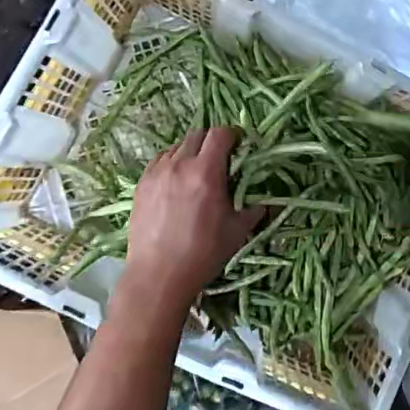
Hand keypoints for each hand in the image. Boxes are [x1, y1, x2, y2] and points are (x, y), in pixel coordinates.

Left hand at [123, 128, 263, 305]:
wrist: (159, 274)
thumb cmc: (203, 253)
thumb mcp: (237, 231)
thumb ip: (254, 210)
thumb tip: (268, 203)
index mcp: (206, 172)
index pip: (220, 135)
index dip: (232, 135)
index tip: (239, 145)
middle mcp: (179, 165)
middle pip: (197, 134)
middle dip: (212, 141)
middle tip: (221, 158)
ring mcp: (156, 173)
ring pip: (176, 147)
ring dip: (191, 151)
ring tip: (197, 171)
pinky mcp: (141, 185)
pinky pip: (159, 161)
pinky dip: (172, 163)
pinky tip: (177, 181)